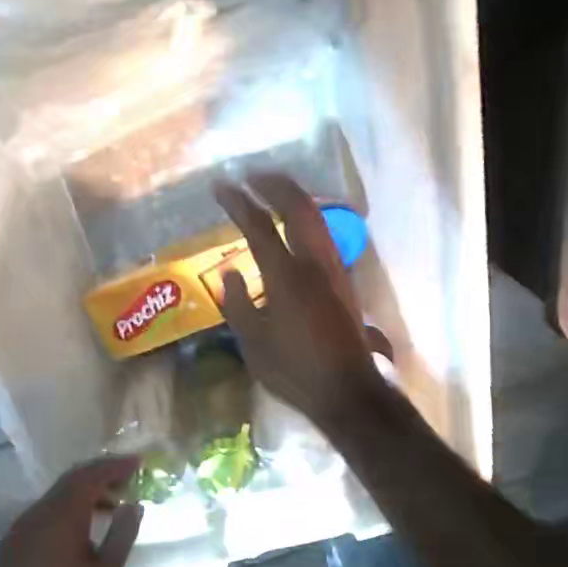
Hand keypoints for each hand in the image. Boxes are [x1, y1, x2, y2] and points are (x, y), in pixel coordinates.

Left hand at [0, 457, 142, 566]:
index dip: (116, 465)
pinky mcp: (15, 539)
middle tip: (128, 479)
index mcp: (63, 512)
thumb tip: (133, 506)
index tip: (138, 462)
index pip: (92, 474)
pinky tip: (82, 528)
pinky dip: (69, 507)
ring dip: (85, 492)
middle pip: (73, 479)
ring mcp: (24, 523)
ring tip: (111, 505)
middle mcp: (40, 509)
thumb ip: (121, 535)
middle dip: (101, 474)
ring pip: (58, 494)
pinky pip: (47, 510)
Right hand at [213, 172, 390, 431]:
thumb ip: (236, 303)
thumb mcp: (252, 342)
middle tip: (251, 175)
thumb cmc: (293, 370)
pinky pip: (324, 232)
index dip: (238, 202)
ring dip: (294, 196)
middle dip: (274, 184)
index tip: (220, 187)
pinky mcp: (344, 279)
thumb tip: (229, 271)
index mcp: (285, 276)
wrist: (347, 390)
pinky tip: (295, 223)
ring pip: (317, 216)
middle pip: (297, 206)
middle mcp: (314, 263)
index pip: (258, 226)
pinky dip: (307, 215)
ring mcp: (334, 268)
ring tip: (273, 190)